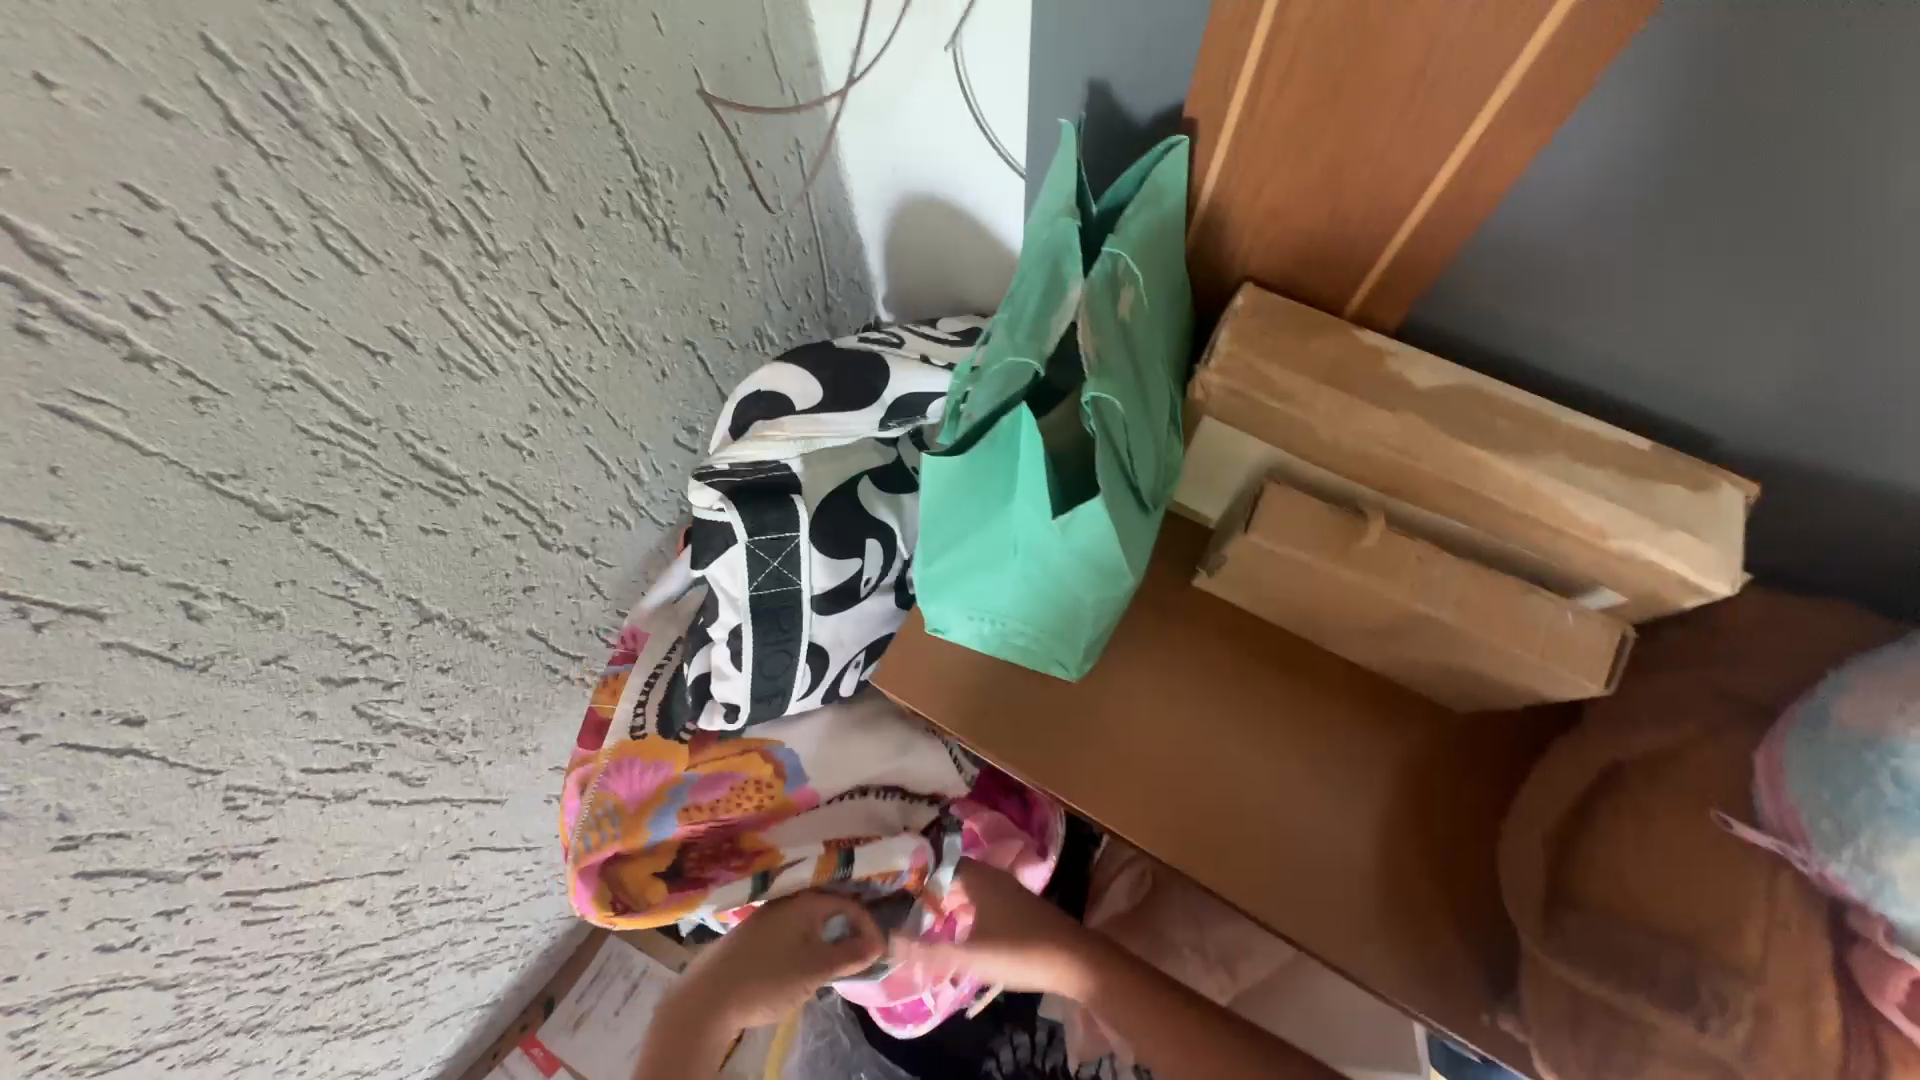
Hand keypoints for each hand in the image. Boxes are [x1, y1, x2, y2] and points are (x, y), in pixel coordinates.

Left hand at [668, 891, 884, 1030]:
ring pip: (807, 921)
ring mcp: (766, 915)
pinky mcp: (752, 933)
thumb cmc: (768, 978)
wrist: (706, 999)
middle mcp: (787, 901)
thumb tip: (877, 944)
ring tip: (834, 964)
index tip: (878, 953)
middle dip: (847, 931)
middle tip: (859, 956)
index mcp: (805, 902)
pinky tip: (802, 966)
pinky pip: (791, 930)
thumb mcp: (816, 970)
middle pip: (827, 908)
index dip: (867, 927)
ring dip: (825, 939)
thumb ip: (850, 955)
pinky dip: (806, 943)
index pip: (848, 904)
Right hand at [888, 859, 1103, 1000]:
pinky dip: (967, 911)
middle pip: (954, 876)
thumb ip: (929, 953)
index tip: (895, 888)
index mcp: (979, 877)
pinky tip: (960, 932)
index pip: (939, 864)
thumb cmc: (1020, 951)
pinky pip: (984, 900)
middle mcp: (993, 877)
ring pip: (971, 889)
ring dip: (950, 902)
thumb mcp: (970, 957)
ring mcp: (1009, 891)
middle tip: (906, 908)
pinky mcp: (1020, 908)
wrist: (1075, 962)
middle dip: (932, 890)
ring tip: (927, 921)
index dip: (917, 875)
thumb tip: (890, 943)